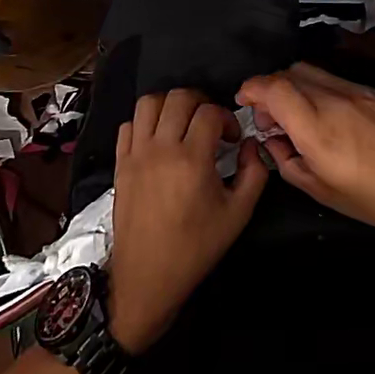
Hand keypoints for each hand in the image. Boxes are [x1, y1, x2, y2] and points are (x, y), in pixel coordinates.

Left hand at [106, 89, 268, 353]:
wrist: (148, 276)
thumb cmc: (196, 247)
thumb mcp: (239, 214)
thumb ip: (255, 173)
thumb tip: (252, 145)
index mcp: (192, 159)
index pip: (210, 112)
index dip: (227, 118)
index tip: (232, 139)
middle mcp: (161, 148)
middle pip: (178, 97)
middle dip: (201, 102)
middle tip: (210, 124)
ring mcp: (136, 154)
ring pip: (149, 102)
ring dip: (171, 105)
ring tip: (183, 124)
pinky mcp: (120, 164)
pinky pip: (129, 125)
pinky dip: (145, 122)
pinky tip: (159, 139)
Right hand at [236, 63, 374, 250]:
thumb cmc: (373, 200)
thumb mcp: (319, 190)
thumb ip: (286, 160)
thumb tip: (272, 139)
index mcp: (315, 127)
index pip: (272, 86)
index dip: (251, 88)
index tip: (244, 102)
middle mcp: (333, 100)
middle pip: (288, 73)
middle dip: (269, 89)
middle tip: (271, 119)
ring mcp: (356, 91)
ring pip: (311, 71)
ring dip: (293, 86)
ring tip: (297, 117)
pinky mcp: (373, 92)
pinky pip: (334, 79)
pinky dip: (316, 89)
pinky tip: (325, 117)